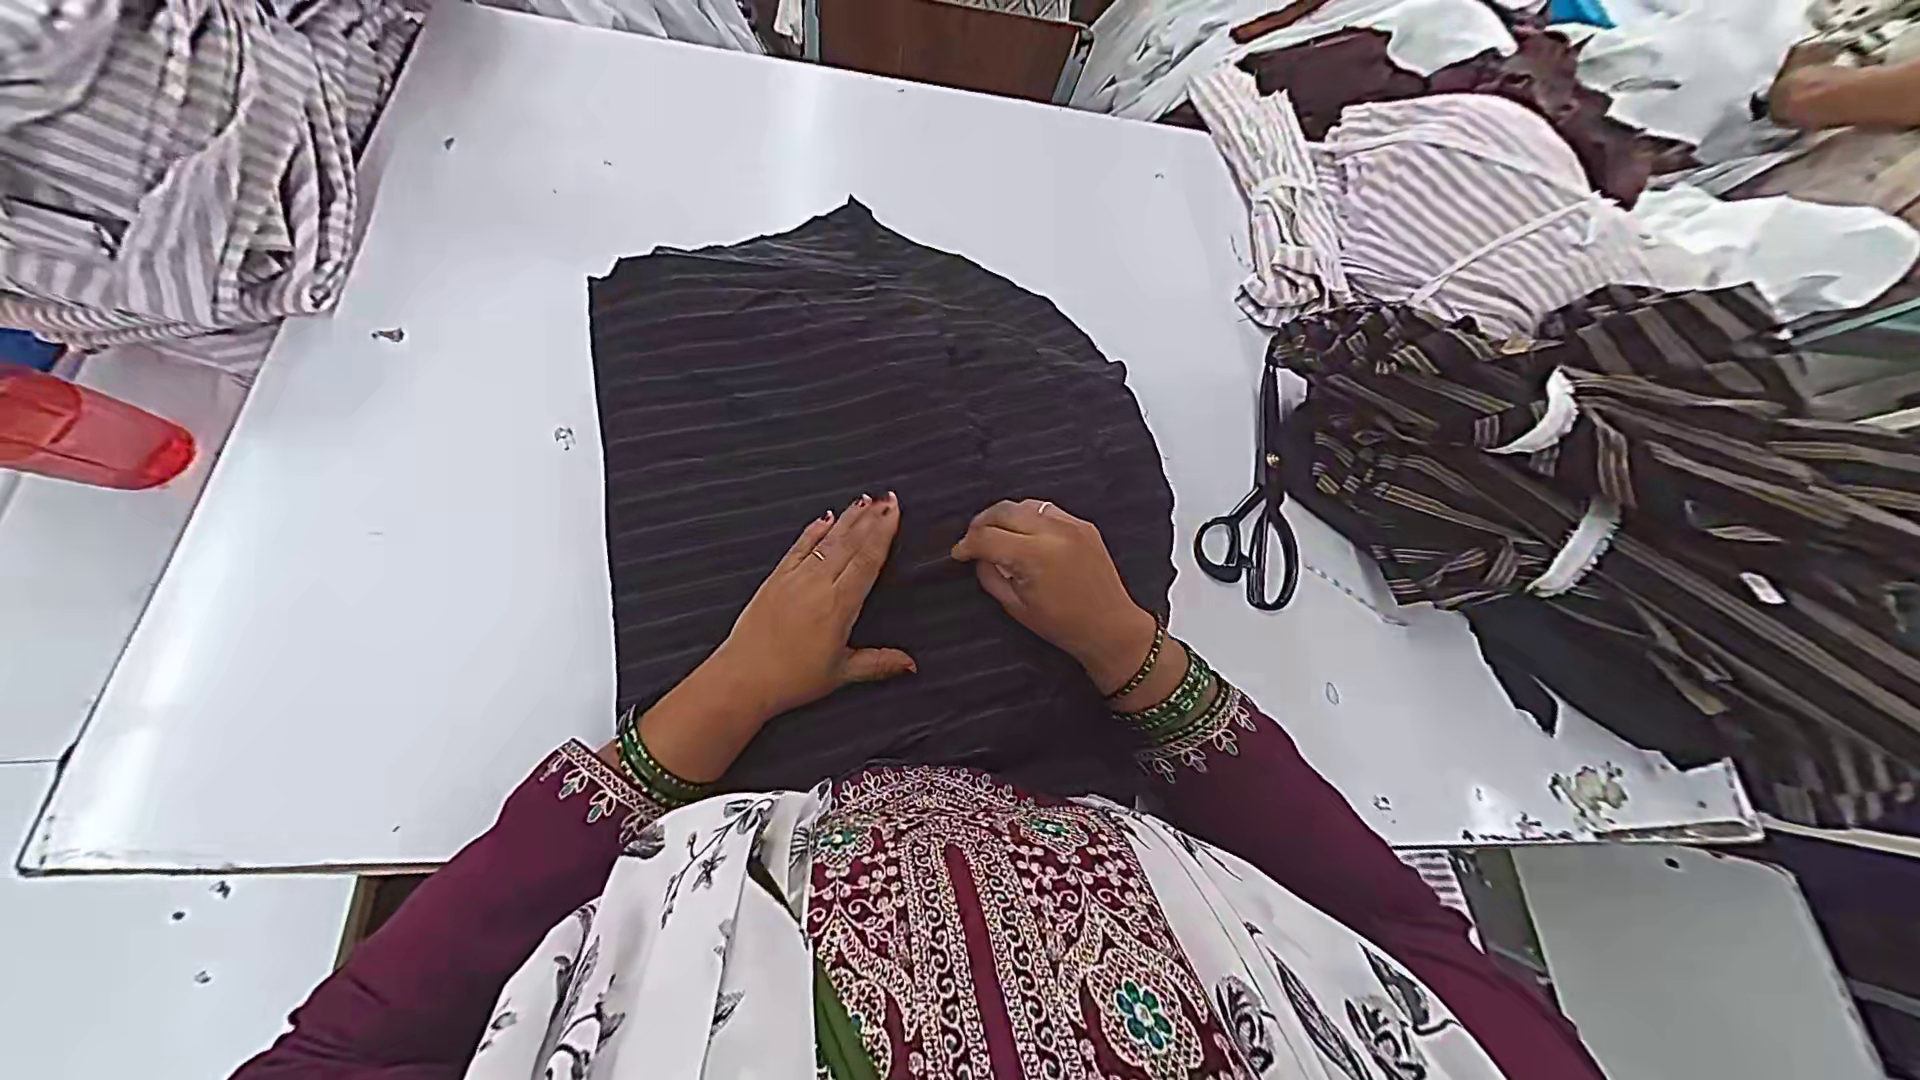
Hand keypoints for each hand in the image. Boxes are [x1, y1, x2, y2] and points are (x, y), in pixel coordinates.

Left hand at [713, 491, 915, 716]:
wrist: (741, 679)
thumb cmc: (789, 679)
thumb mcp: (841, 673)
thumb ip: (878, 663)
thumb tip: (909, 664)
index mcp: (838, 606)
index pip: (868, 559)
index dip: (883, 532)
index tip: (895, 513)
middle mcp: (816, 585)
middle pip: (850, 542)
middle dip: (872, 517)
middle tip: (888, 498)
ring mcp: (794, 578)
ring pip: (827, 539)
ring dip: (848, 517)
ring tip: (865, 501)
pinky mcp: (775, 579)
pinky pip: (798, 546)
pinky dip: (813, 530)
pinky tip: (825, 518)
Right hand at [950, 499, 1157, 694]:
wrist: (1110, 627)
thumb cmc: (1066, 625)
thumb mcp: (1016, 606)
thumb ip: (990, 576)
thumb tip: (979, 558)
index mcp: (1034, 555)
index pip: (987, 537)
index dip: (966, 544)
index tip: (960, 552)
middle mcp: (1054, 533)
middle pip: (1003, 510)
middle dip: (981, 523)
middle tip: (973, 540)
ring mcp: (1071, 526)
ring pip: (1025, 505)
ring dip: (1005, 516)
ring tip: (997, 534)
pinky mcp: (1083, 526)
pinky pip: (1048, 510)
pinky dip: (1030, 517)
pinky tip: (1025, 534)